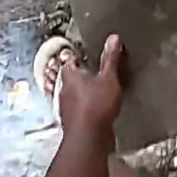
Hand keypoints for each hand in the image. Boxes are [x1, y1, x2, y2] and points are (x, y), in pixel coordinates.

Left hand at [56, 34, 123, 148]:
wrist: (89, 139)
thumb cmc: (96, 104)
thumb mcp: (108, 77)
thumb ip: (110, 58)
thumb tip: (112, 37)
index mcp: (70, 75)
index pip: (70, 60)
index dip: (78, 55)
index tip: (87, 52)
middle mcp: (64, 89)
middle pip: (71, 76)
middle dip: (82, 73)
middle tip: (96, 68)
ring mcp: (67, 106)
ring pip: (74, 92)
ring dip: (84, 89)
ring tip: (99, 87)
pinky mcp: (73, 120)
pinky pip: (79, 106)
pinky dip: (86, 103)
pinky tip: (97, 106)